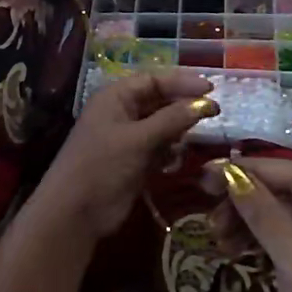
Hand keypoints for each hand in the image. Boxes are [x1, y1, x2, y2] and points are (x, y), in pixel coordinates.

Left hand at [21, 70, 216, 244]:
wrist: (76, 210)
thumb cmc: (103, 165)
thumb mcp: (138, 139)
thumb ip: (172, 119)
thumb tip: (205, 103)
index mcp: (114, 98)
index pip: (151, 80)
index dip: (181, 82)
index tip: (212, 88)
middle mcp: (120, 114)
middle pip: (157, 102)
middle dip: (183, 106)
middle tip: (216, 112)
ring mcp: (126, 139)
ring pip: (160, 127)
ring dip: (178, 132)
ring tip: (199, 137)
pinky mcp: (133, 162)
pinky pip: (158, 149)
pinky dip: (169, 152)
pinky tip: (176, 159)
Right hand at [207, 157, 291, 291]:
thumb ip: (266, 218)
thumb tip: (233, 175)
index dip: (253, 169)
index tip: (209, 174)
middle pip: (285, 191)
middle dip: (245, 195)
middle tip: (205, 201)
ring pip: (277, 213)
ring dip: (244, 218)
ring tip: (215, 235)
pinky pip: (278, 236)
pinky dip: (252, 238)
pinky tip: (229, 248)